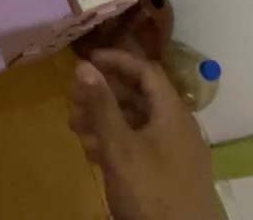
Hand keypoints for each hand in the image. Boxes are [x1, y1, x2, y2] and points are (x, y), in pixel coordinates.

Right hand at [70, 50, 218, 219]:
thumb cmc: (151, 192)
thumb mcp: (119, 147)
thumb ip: (102, 104)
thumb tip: (83, 64)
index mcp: (172, 113)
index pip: (145, 70)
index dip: (116, 60)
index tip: (87, 60)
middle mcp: (179, 127)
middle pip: (140, 96)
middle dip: (105, 93)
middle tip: (74, 96)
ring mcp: (178, 153)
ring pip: (138, 123)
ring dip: (107, 119)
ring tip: (75, 127)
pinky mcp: (173, 176)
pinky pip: (142, 146)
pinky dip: (117, 142)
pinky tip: (92, 152)